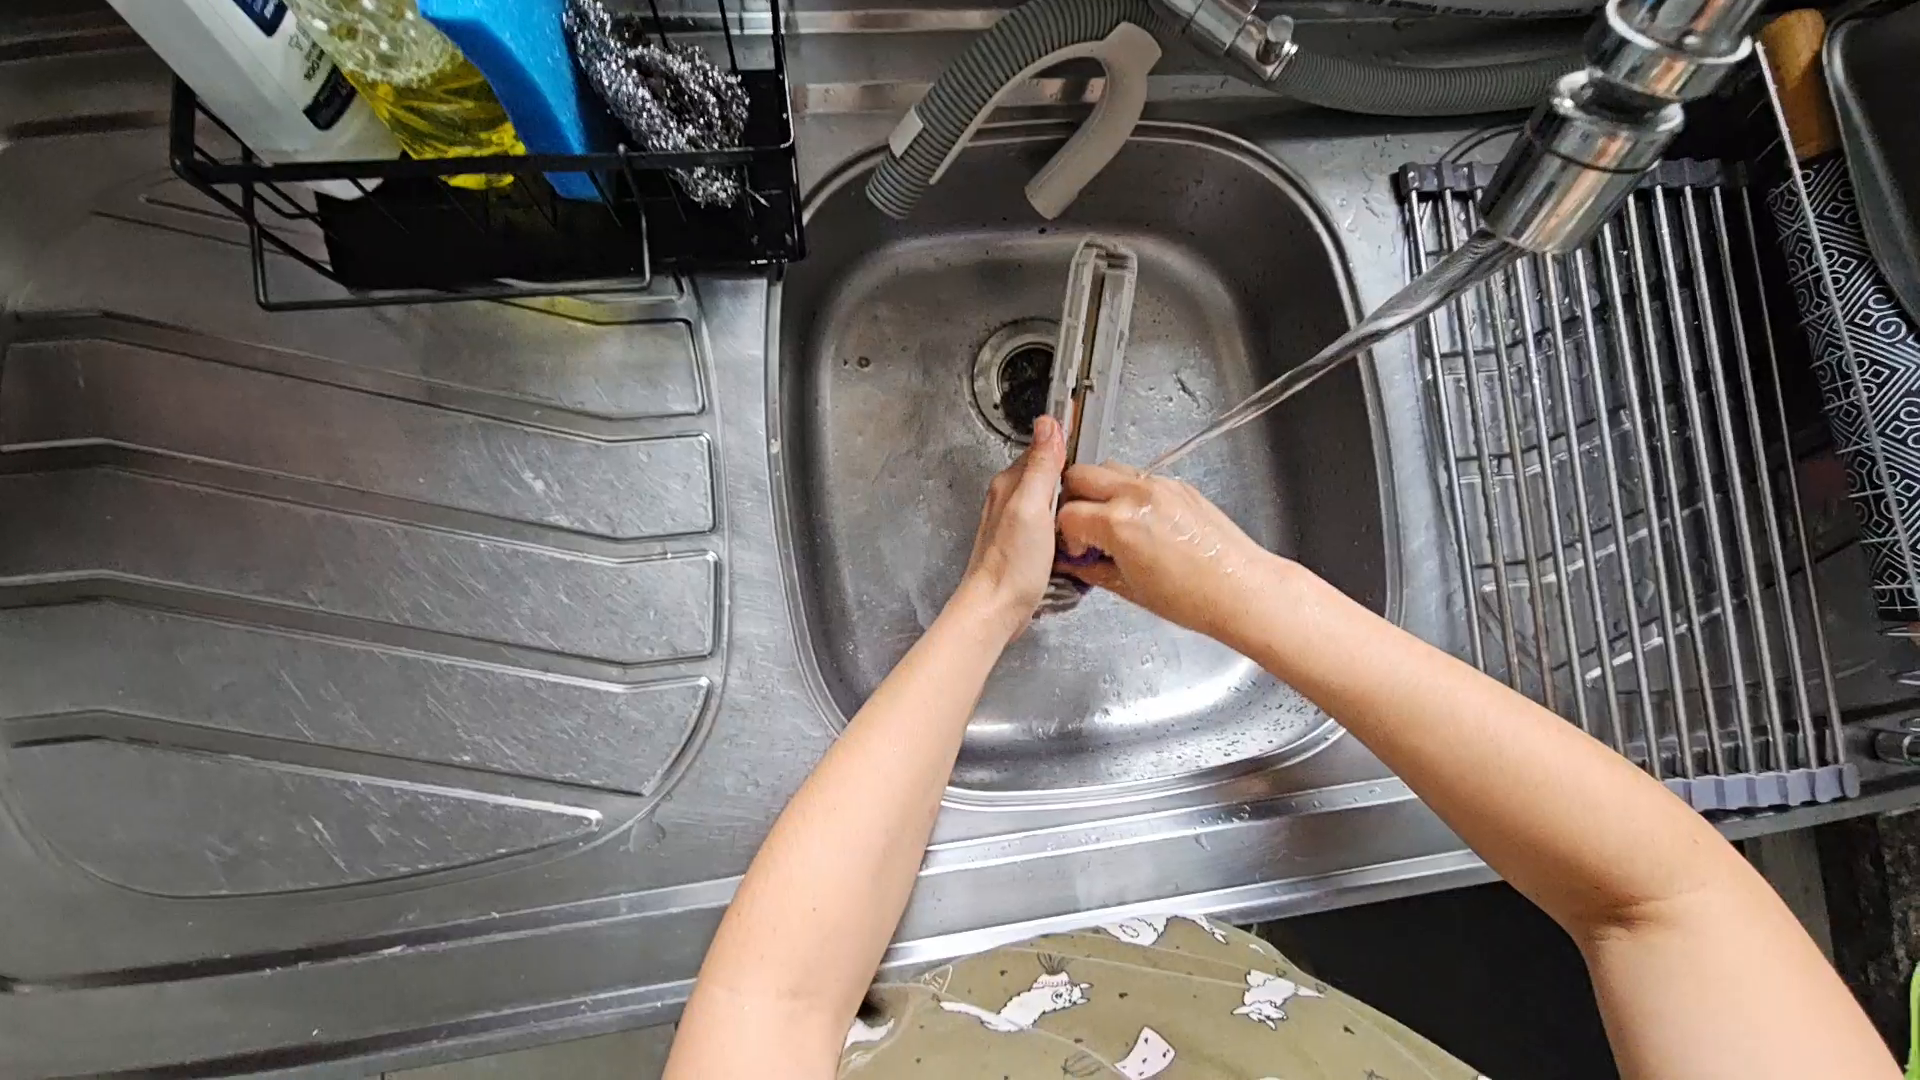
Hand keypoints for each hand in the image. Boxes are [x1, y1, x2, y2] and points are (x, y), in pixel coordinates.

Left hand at [953, 415, 1067, 640]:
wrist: (996, 609)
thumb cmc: (1012, 565)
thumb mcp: (1032, 507)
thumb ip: (1041, 466)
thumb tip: (1048, 423)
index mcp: (1010, 483)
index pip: (1043, 448)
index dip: (1067, 445)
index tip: (1089, 441)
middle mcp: (1009, 498)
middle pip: (1048, 475)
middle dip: (1071, 477)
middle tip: (1094, 486)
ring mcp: (1015, 522)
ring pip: (1050, 500)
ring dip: (1069, 503)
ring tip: (1087, 511)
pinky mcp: (1022, 543)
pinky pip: (1049, 524)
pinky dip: (1064, 525)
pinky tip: (1073, 536)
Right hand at [1055, 463, 1285, 646]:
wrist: (1241, 589)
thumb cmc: (1193, 598)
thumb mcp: (1128, 589)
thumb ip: (1092, 570)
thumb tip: (1074, 564)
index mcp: (1118, 523)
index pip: (1066, 514)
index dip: (1065, 535)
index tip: (1076, 550)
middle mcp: (1136, 495)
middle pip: (1079, 475)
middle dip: (1072, 500)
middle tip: (1080, 526)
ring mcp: (1159, 485)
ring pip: (1108, 469)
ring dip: (1098, 490)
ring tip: (1107, 521)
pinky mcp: (1178, 486)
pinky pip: (1138, 477)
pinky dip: (1127, 492)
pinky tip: (1137, 520)